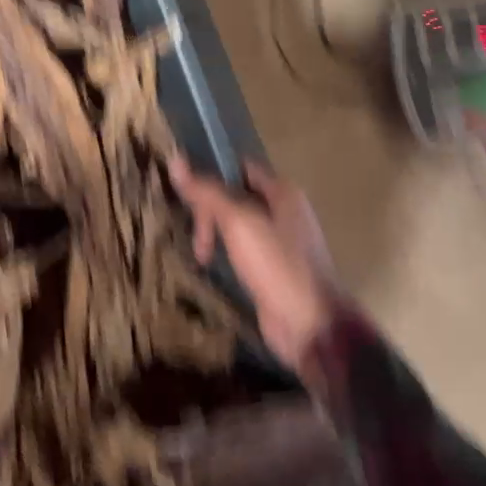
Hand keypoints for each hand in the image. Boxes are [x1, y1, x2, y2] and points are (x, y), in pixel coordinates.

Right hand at [168, 157, 339, 375]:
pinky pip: (241, 246)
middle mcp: (285, 211)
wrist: (309, 324)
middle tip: (195, 231)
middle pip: (234, 195)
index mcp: (283, 194)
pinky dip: (224, 249)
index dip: (210, 170)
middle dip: (208, 209)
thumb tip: (175, 160)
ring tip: (200, 252)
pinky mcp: (273, 265)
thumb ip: (207, 192)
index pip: (239, 167)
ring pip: (235, 222)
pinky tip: (210, 262)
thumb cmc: (276, 265)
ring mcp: (281, 240)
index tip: (180, 182)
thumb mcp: (238, 222)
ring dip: (213, 231)